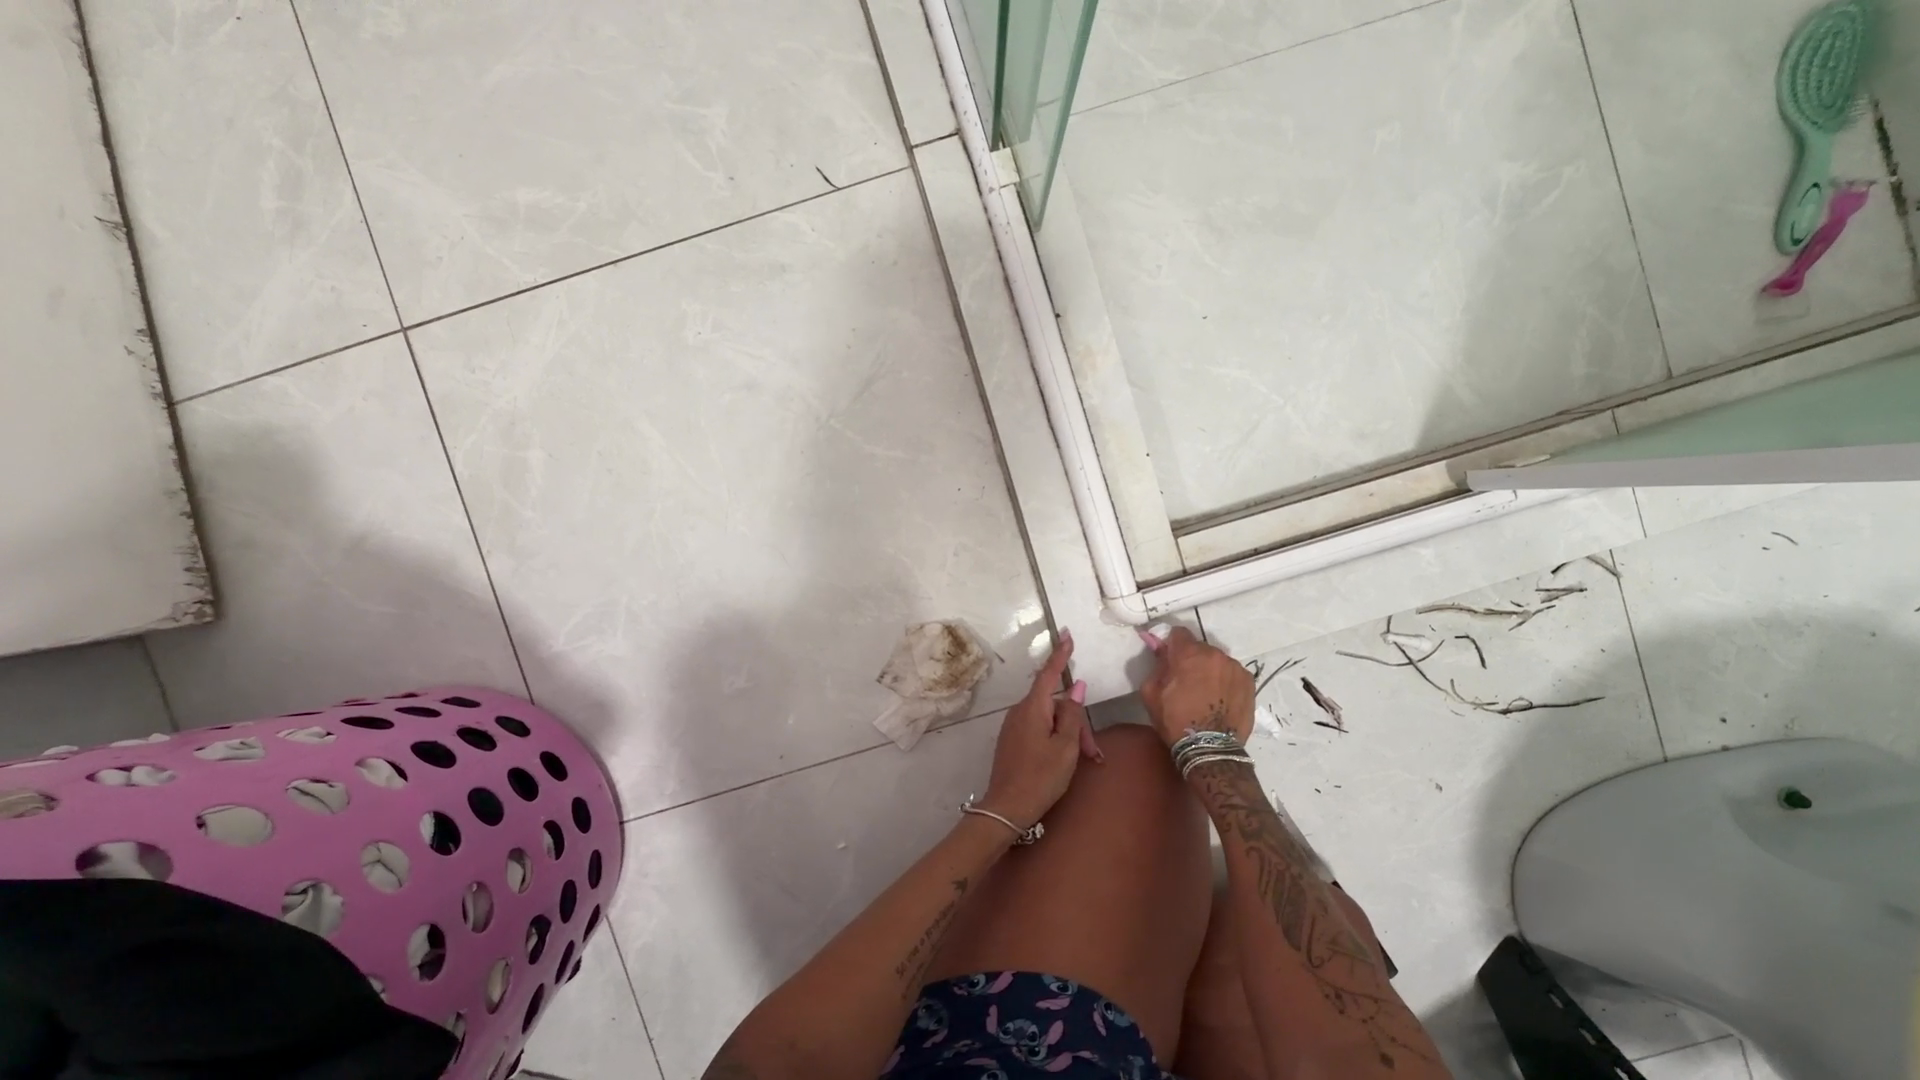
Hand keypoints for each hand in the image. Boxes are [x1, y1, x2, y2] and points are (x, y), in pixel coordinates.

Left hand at [980, 632, 1099, 829]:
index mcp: (1032, 708)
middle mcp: (1019, 711)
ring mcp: (1013, 726)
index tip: (1066, 633)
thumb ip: (1071, 715)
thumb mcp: (1065, 746)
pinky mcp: (1012, 741)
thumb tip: (1076, 687)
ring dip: (1068, 735)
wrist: (1007, 808)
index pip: (1048, 673)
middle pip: (1054, 705)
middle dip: (1075, 722)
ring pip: (1048, 720)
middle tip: (1091, 751)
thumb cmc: (1041, 776)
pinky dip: (1056, 741)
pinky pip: (1039, 731)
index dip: (1060, 654)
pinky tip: (1066, 761)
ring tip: (1084, 759)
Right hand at [1140, 626, 1253, 747]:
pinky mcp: (1249, 682)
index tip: (1169, 656)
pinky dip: (1225, 681)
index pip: (1178, 633)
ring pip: (1217, 661)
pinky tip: (1220, 699)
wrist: (1210, 749)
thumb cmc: (1175, 721)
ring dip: (1210, 670)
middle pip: (1199, 648)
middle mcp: (1215, 654)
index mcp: (1189, 654)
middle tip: (1187, 680)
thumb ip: (1157, 665)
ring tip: (1206, 693)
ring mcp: (1235, 667)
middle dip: (1192, 658)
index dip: (1171, 644)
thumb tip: (1161, 650)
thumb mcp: (1151, 692)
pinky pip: (1232, 673)